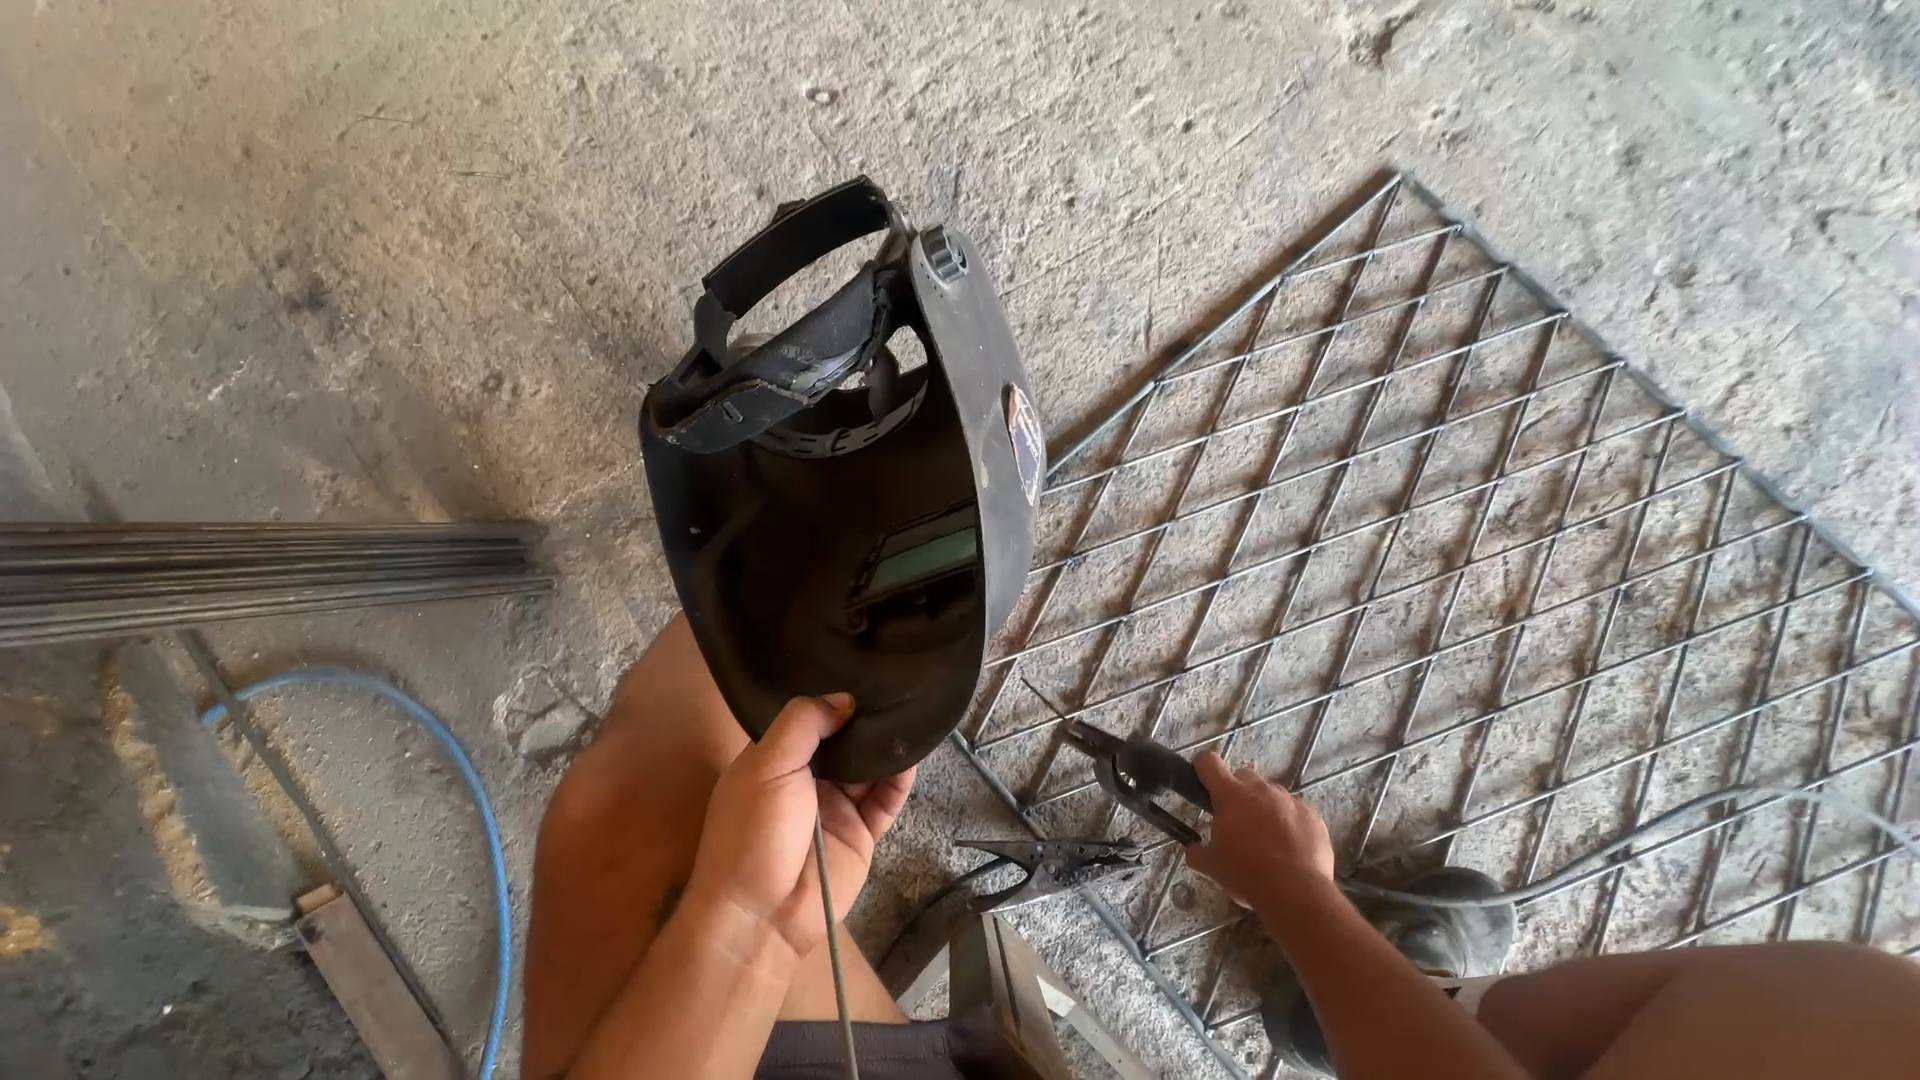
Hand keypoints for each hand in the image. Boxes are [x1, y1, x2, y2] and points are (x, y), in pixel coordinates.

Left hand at [683, 693, 916, 958]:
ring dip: (888, 746)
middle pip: (845, 741)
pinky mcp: (862, 834)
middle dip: (866, 720)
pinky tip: (912, 756)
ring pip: (870, 767)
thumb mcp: (767, 765)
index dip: (833, 700)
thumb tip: (845, 699)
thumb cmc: (752, 832)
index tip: (864, 673)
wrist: (761, 916)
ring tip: (913, 715)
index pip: (809, 720)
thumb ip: (804, 723)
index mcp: (776, 760)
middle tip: (897, 689)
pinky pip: (886, 800)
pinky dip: (900, 779)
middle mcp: (808, 779)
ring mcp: (836, 807)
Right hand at [1183, 751, 1334, 910]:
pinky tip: (1291, 847)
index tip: (1203, 780)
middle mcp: (1260, 790)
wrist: (1297, 892)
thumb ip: (1197, 853)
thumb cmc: (1247, 874)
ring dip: (1265, 808)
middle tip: (1237, 821)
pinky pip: (1296, 811)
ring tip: (1268, 838)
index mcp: (1230, 796)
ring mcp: (1289, 800)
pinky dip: (1291, 822)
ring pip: (1272, 794)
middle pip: (1243, 777)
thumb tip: (1193, 850)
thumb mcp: (1213, 867)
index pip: (1209, 762)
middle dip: (1238, 793)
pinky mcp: (1312, 814)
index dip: (1203, 767)